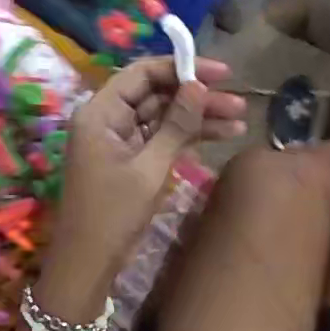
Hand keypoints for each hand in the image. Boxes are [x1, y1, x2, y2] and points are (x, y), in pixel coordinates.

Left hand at [50, 56, 245, 282]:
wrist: (89, 262)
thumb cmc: (113, 214)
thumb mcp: (149, 168)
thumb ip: (176, 125)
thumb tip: (199, 86)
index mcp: (101, 113)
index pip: (143, 74)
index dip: (183, 68)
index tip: (221, 73)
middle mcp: (108, 119)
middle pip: (157, 95)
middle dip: (198, 98)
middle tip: (240, 102)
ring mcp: (120, 140)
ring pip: (163, 118)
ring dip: (199, 119)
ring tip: (240, 120)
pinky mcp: (131, 160)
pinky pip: (161, 139)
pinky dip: (188, 139)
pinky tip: (221, 137)